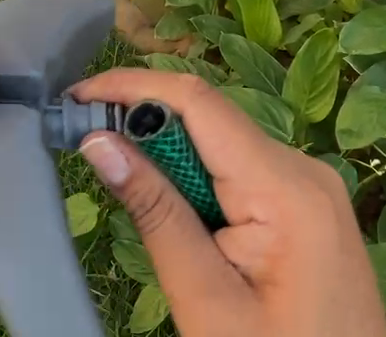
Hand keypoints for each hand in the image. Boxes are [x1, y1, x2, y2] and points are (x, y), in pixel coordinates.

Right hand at [69, 69, 385, 336]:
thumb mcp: (205, 299)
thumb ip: (154, 212)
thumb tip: (96, 139)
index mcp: (287, 188)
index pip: (198, 102)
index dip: (131, 87)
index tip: (75, 97)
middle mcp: (304, 169)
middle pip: (207, 116)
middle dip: (140, 117)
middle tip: (81, 132)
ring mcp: (310, 187)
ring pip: (218, 139)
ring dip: (163, 146)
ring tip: (113, 163)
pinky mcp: (306, 206)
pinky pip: (237, 166)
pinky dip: (192, 171)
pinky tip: (164, 197)